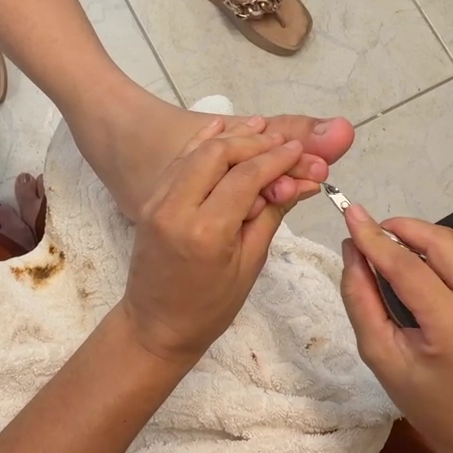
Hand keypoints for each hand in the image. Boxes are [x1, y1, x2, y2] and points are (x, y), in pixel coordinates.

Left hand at [120, 118, 304, 363]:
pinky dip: (201, 143)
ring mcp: (157, 202)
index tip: (298, 150)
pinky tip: (222, 128)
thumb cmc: (210, 307)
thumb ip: (271, 215)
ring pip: (196, 152)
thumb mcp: (249, 264)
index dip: (275, 159)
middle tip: (283, 140)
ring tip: (260, 126)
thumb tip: (301, 181)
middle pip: (218, 154)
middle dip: (254, 142)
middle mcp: (176, 209)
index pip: (245, 178)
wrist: (155, 325)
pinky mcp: (150, 200)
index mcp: (205, 232)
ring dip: (230, 137)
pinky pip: (179, 162)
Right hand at [339, 206, 452, 452]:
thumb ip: (361, 299)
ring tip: (394, 258)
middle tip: (372, 234)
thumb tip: (353, 249)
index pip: (409, 268)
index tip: (350, 214)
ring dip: (421, 243)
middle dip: (402, 228)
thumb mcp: (380, 356)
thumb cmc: (427, 401)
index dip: (376, 239)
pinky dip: (441, 259)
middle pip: (441, 243)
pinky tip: (425, 277)